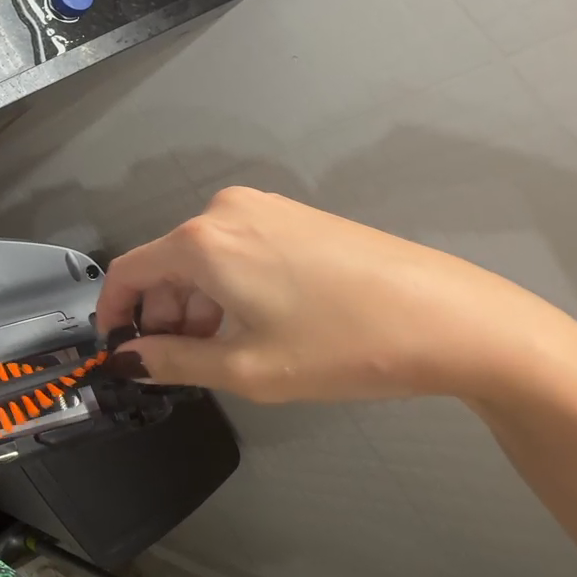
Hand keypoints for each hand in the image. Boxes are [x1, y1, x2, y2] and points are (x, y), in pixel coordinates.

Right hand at [95, 187, 568, 404]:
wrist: (463, 322)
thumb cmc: (347, 346)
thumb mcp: (249, 369)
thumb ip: (172, 363)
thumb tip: (126, 361)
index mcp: (201, 242)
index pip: (128, 272)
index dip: (113, 312)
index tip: (118, 349)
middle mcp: (222, 211)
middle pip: (165, 263)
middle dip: (162, 313)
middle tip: (180, 361)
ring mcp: (262, 207)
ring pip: (201, 256)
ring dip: (196, 302)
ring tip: (223, 348)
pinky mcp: (295, 214)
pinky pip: (235, 246)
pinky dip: (228, 283)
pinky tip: (258, 320)